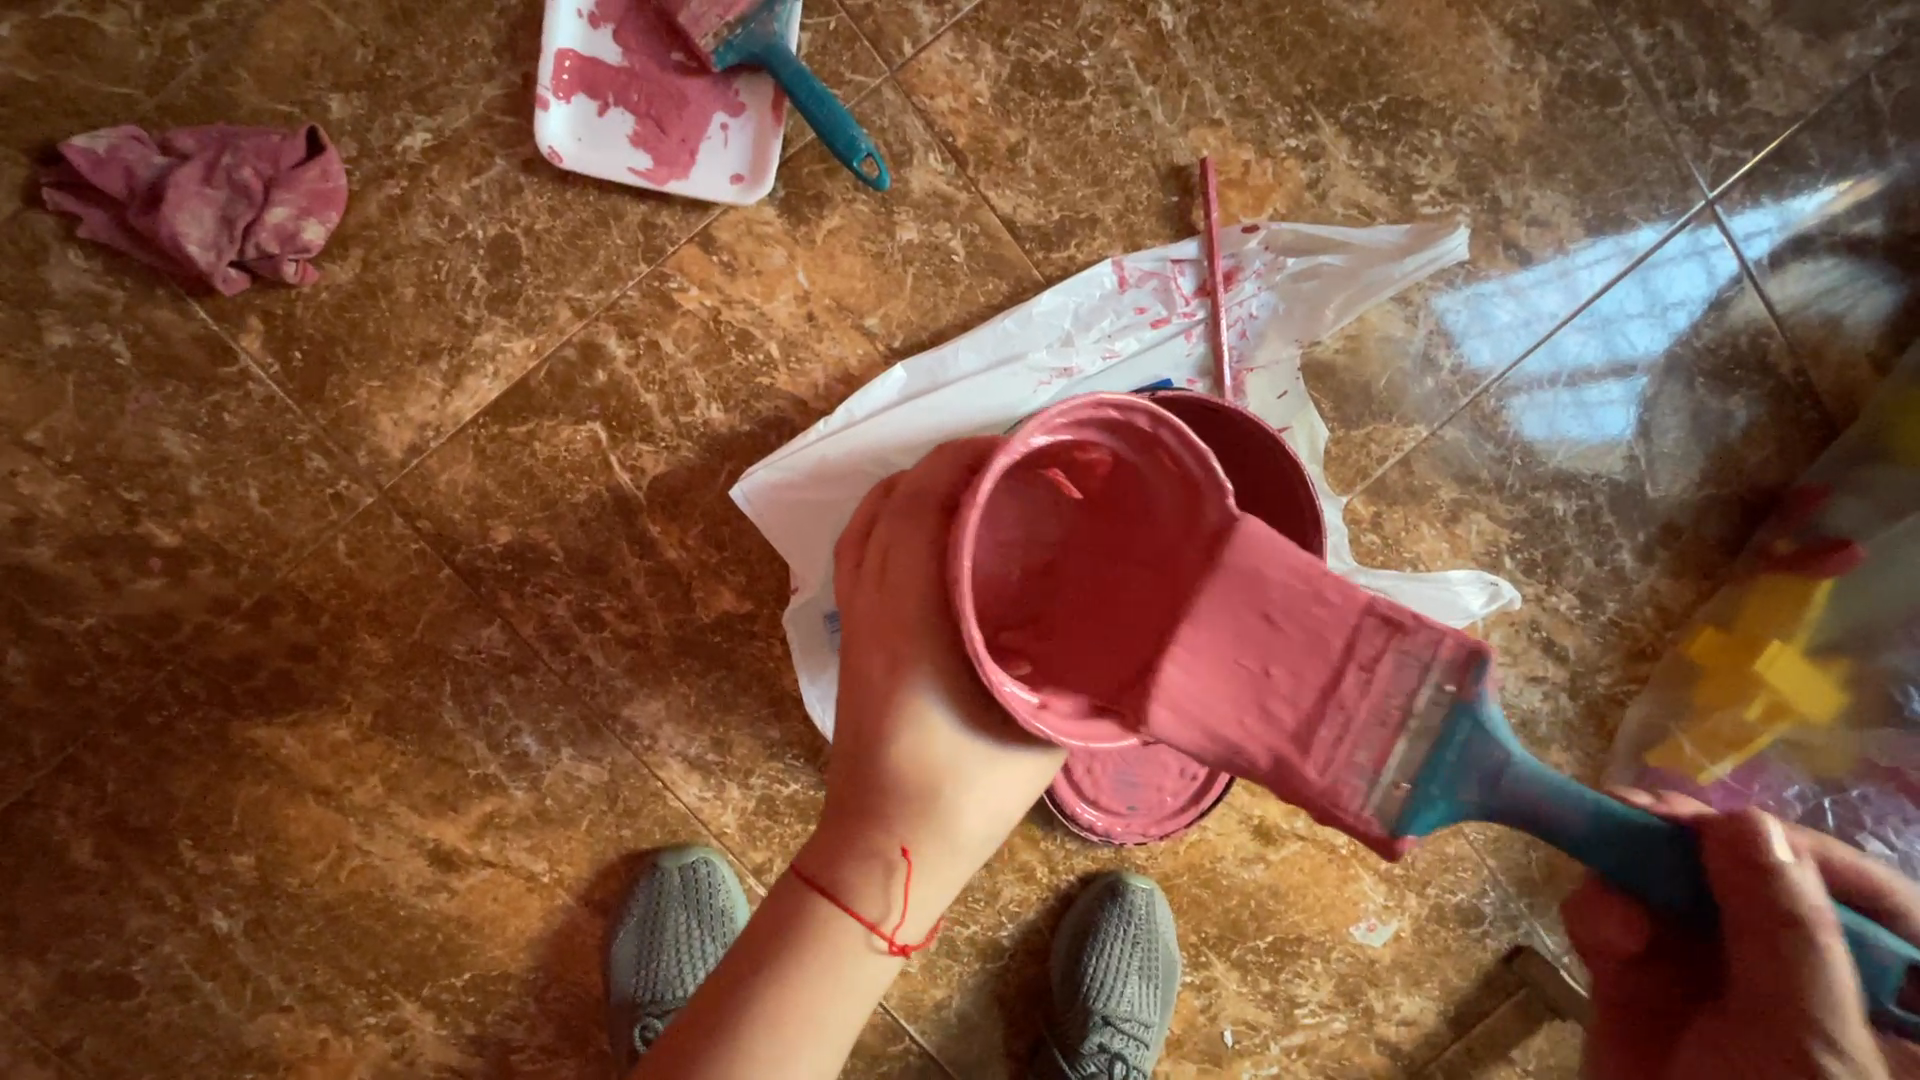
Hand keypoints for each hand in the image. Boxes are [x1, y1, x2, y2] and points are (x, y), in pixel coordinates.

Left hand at [798, 437, 1066, 939]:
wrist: (884, 844)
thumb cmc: (962, 792)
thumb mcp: (1041, 729)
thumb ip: (1078, 671)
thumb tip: (1121, 626)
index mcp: (912, 614)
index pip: (924, 502)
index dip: (966, 458)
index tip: (1020, 450)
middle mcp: (871, 600)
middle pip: (891, 497)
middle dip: (947, 464)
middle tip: (1010, 467)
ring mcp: (852, 615)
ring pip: (867, 519)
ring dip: (914, 486)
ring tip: (971, 487)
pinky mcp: (848, 633)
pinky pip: (858, 549)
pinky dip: (889, 519)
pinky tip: (932, 536)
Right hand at [1565, 789, 1919, 1079]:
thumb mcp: (1804, 1047)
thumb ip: (1785, 935)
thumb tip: (1745, 823)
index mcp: (1888, 1002)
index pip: (1875, 902)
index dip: (1803, 851)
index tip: (1725, 821)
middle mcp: (1806, 982)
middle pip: (1754, 881)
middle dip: (1692, 846)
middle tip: (1634, 812)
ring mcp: (1718, 981)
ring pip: (1673, 890)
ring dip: (1632, 874)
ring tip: (1606, 881)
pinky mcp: (1643, 983)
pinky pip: (1620, 921)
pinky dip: (1600, 912)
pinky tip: (1597, 930)